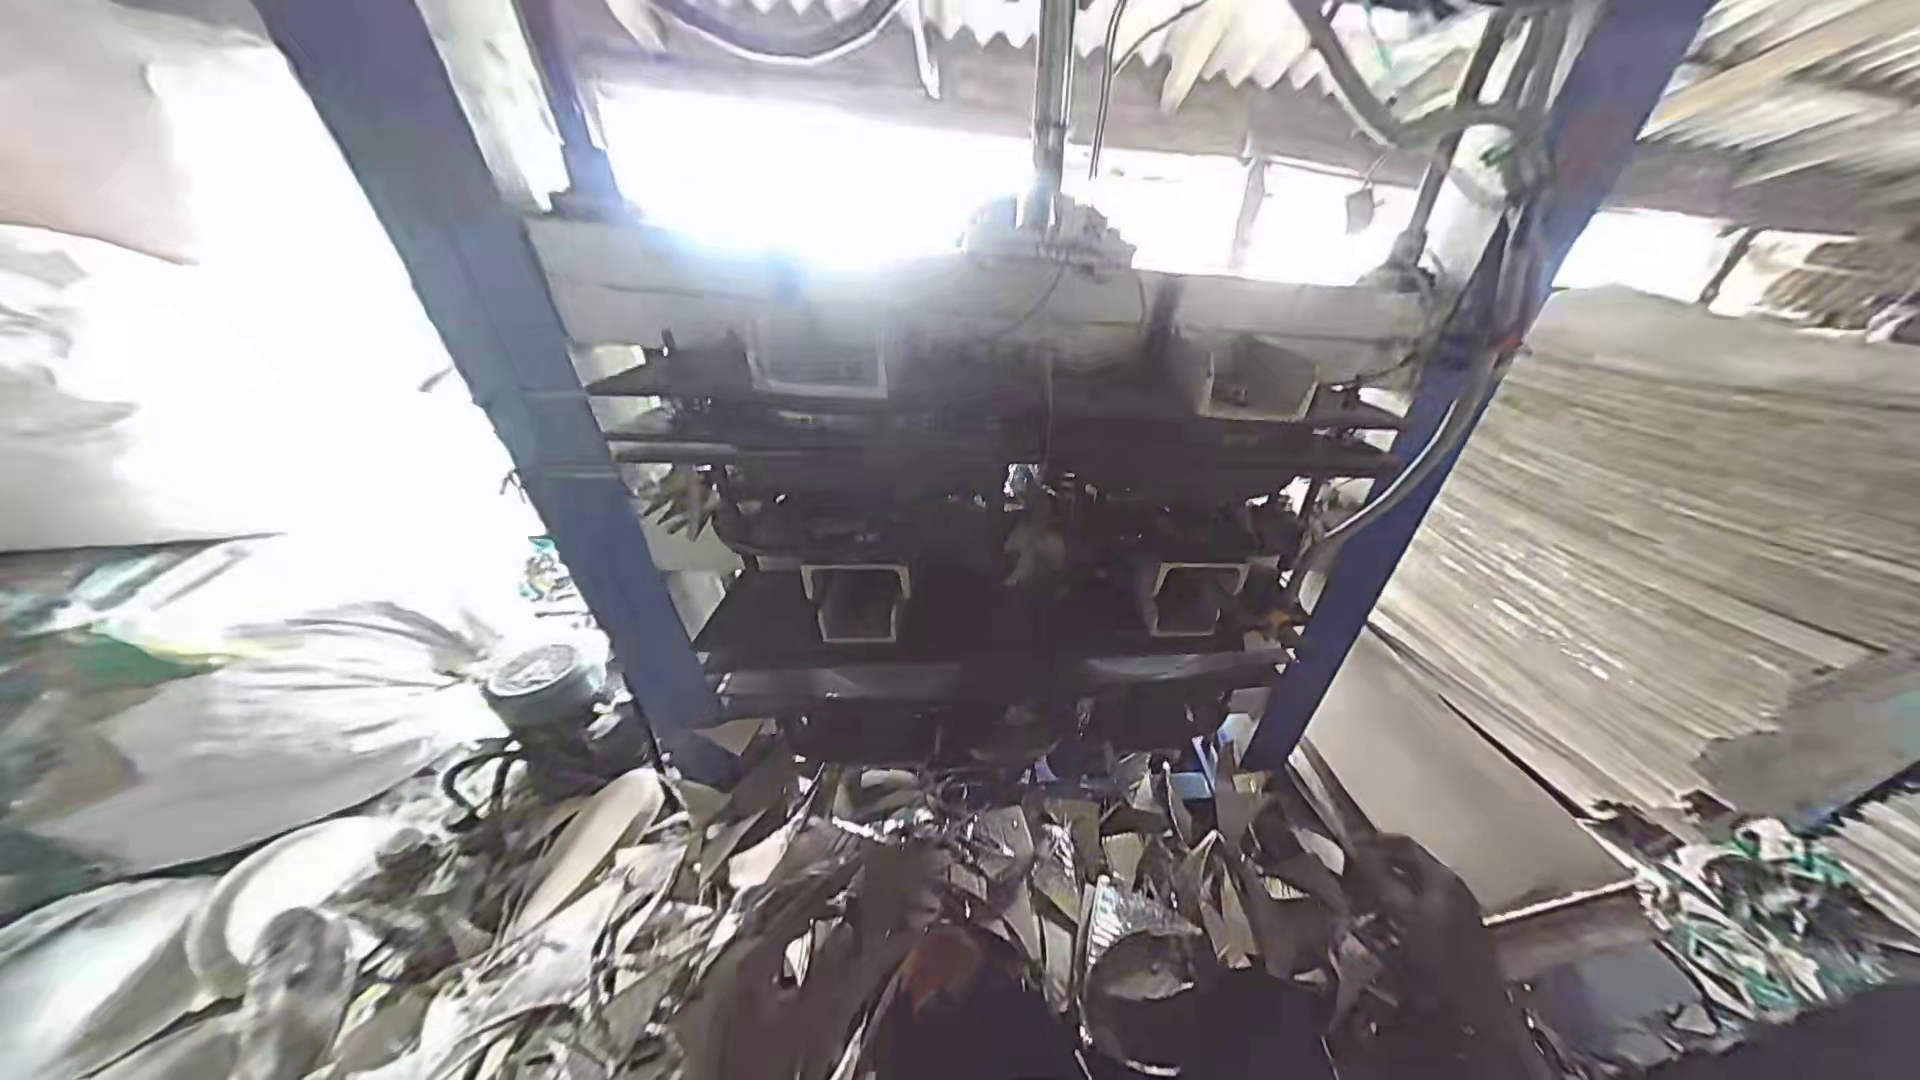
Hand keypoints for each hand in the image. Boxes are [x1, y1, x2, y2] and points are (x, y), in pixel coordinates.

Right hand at [1348, 834, 1501, 1001]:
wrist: (1472, 1013)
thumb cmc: (1434, 956)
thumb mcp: (1399, 911)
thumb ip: (1377, 876)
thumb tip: (1356, 850)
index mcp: (1443, 877)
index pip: (1403, 844)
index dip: (1372, 841)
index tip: (1346, 847)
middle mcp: (1454, 887)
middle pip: (1410, 863)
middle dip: (1379, 863)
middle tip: (1351, 871)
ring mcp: (1461, 910)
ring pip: (1415, 884)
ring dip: (1388, 883)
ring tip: (1362, 893)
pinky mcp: (1459, 932)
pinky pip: (1423, 903)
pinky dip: (1401, 902)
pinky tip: (1385, 916)